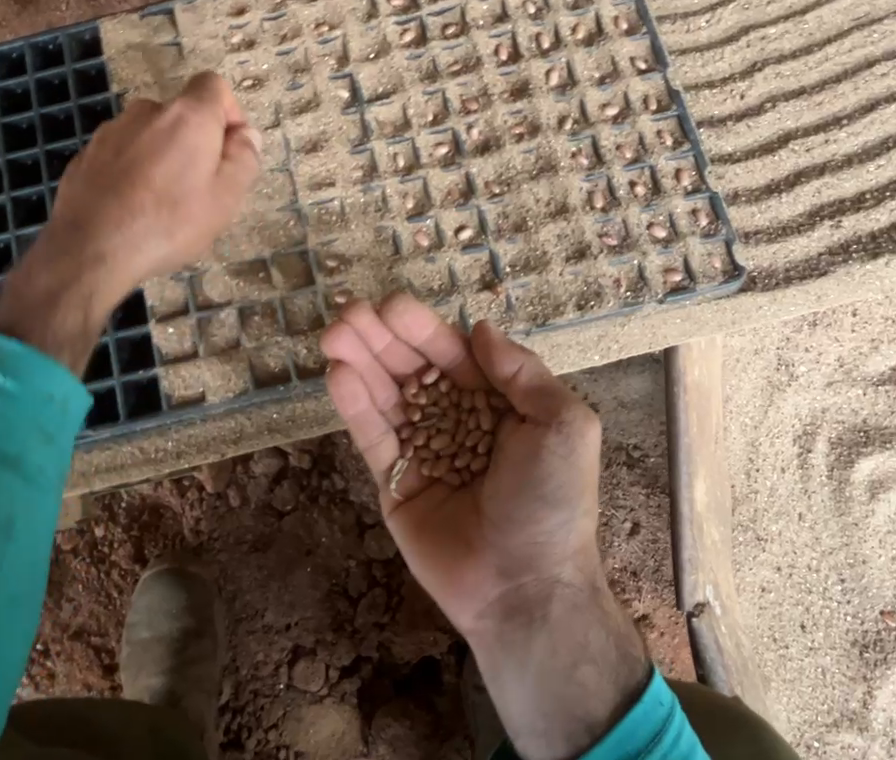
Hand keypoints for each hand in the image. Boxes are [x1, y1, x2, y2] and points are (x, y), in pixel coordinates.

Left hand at [0, 72, 260, 370]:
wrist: (90, 249)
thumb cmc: (168, 223)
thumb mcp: (225, 199)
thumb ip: (244, 159)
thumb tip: (247, 135)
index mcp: (187, 116)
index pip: (213, 85)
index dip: (229, 112)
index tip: (231, 149)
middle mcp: (146, 111)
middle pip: (180, 114)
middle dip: (194, 142)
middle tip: (199, 187)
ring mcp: (109, 132)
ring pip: (148, 135)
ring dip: (160, 156)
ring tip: (161, 202)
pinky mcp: (85, 156)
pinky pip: (120, 155)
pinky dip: (131, 171)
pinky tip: (130, 208)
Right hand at [321, 294, 649, 759]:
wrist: (527, 588)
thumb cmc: (551, 501)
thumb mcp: (563, 425)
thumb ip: (522, 372)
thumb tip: (479, 328)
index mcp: (496, 405)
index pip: (452, 356)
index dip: (422, 329)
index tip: (391, 306)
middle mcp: (456, 421)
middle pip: (412, 370)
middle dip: (381, 340)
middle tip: (348, 313)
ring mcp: (422, 452)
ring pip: (387, 397)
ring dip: (360, 362)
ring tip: (332, 334)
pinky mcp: (395, 483)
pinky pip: (373, 439)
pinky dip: (355, 406)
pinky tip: (338, 374)